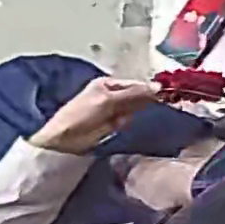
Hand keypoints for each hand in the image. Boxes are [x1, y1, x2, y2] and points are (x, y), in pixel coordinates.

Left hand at [31, 77, 160, 154]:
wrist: (63, 140)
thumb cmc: (82, 114)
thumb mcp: (108, 100)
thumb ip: (135, 93)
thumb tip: (160, 86)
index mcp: (109, 83)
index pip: (137, 83)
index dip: (149, 89)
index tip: (161, 96)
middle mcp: (113, 93)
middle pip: (139, 94)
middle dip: (142, 102)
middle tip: (139, 108)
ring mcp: (114, 107)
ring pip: (137, 107)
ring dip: (133, 113)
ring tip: (120, 119)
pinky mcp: (115, 120)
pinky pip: (130, 117)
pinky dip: (127, 121)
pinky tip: (117, 125)